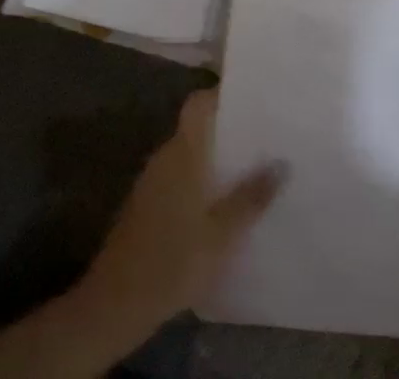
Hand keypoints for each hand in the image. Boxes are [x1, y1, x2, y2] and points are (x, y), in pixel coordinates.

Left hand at [80, 89, 285, 329]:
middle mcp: (165, 159)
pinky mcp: (148, 206)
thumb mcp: (224, 234)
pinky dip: (205, 181)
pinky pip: (182, 178)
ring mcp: (153, 183)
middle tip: (270, 137)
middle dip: (230, 130)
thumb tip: (281, 163)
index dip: (223, 95)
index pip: (198, 105)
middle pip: (198, 129)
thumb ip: (252, 196)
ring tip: (257, 168)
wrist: (117, 303)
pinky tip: (228, 202)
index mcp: (183, 155)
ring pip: (191, 155)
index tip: (256, 99)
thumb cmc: (174, 262)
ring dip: (219, 158)